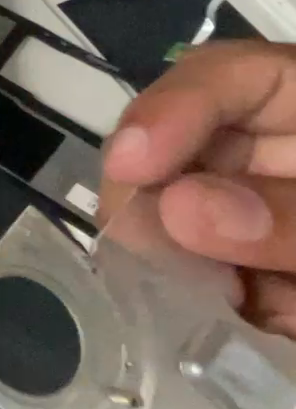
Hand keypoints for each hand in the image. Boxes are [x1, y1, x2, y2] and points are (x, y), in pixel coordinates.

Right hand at [100, 40, 295, 339]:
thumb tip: (175, 211)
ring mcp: (259, 224)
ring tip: (228, 309)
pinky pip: (197, 289)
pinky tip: (241, 329)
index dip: (166, 112)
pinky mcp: (255, 282)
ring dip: (183, 274)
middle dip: (153, 208)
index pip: (226, 79)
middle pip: (171, 159)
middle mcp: (277, 162)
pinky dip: (210, 315)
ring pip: (169, 230)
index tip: (132, 165)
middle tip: (156, 257)